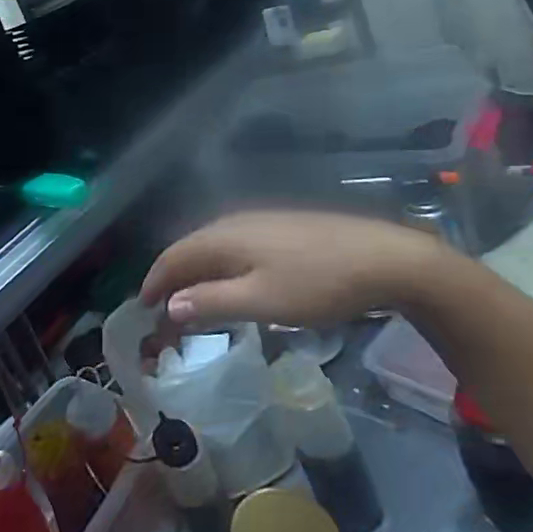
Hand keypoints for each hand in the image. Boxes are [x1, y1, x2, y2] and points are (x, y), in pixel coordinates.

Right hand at [139, 209, 475, 326]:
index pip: (172, 258)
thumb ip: (211, 302)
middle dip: (171, 279)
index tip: (143, 308)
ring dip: (195, 273)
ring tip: (192, 299)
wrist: (389, 258)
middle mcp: (231, 222)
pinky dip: (218, 266)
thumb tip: (169, 305)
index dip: (153, 282)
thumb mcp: (262, 302)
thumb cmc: (319, 284)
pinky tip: (232, 280)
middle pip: (188, 249)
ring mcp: (258, 221)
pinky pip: (232, 245)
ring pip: (211, 246)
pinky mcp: (280, 226)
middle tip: (164, 310)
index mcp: (221, 237)